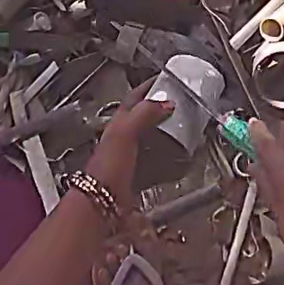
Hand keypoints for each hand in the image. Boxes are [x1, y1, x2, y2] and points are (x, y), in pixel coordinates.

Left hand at [84, 84, 174, 207]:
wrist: (101, 205)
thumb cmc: (108, 167)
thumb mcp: (125, 131)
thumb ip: (145, 113)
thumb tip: (166, 102)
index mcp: (118, 123)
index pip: (134, 98)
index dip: (148, 87)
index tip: (165, 80)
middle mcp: (122, 137)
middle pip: (143, 116)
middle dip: (160, 108)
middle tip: (180, 104)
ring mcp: (129, 157)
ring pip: (150, 137)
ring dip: (165, 132)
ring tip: (182, 129)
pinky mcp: (136, 175)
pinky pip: (155, 160)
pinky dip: (167, 156)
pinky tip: (176, 159)